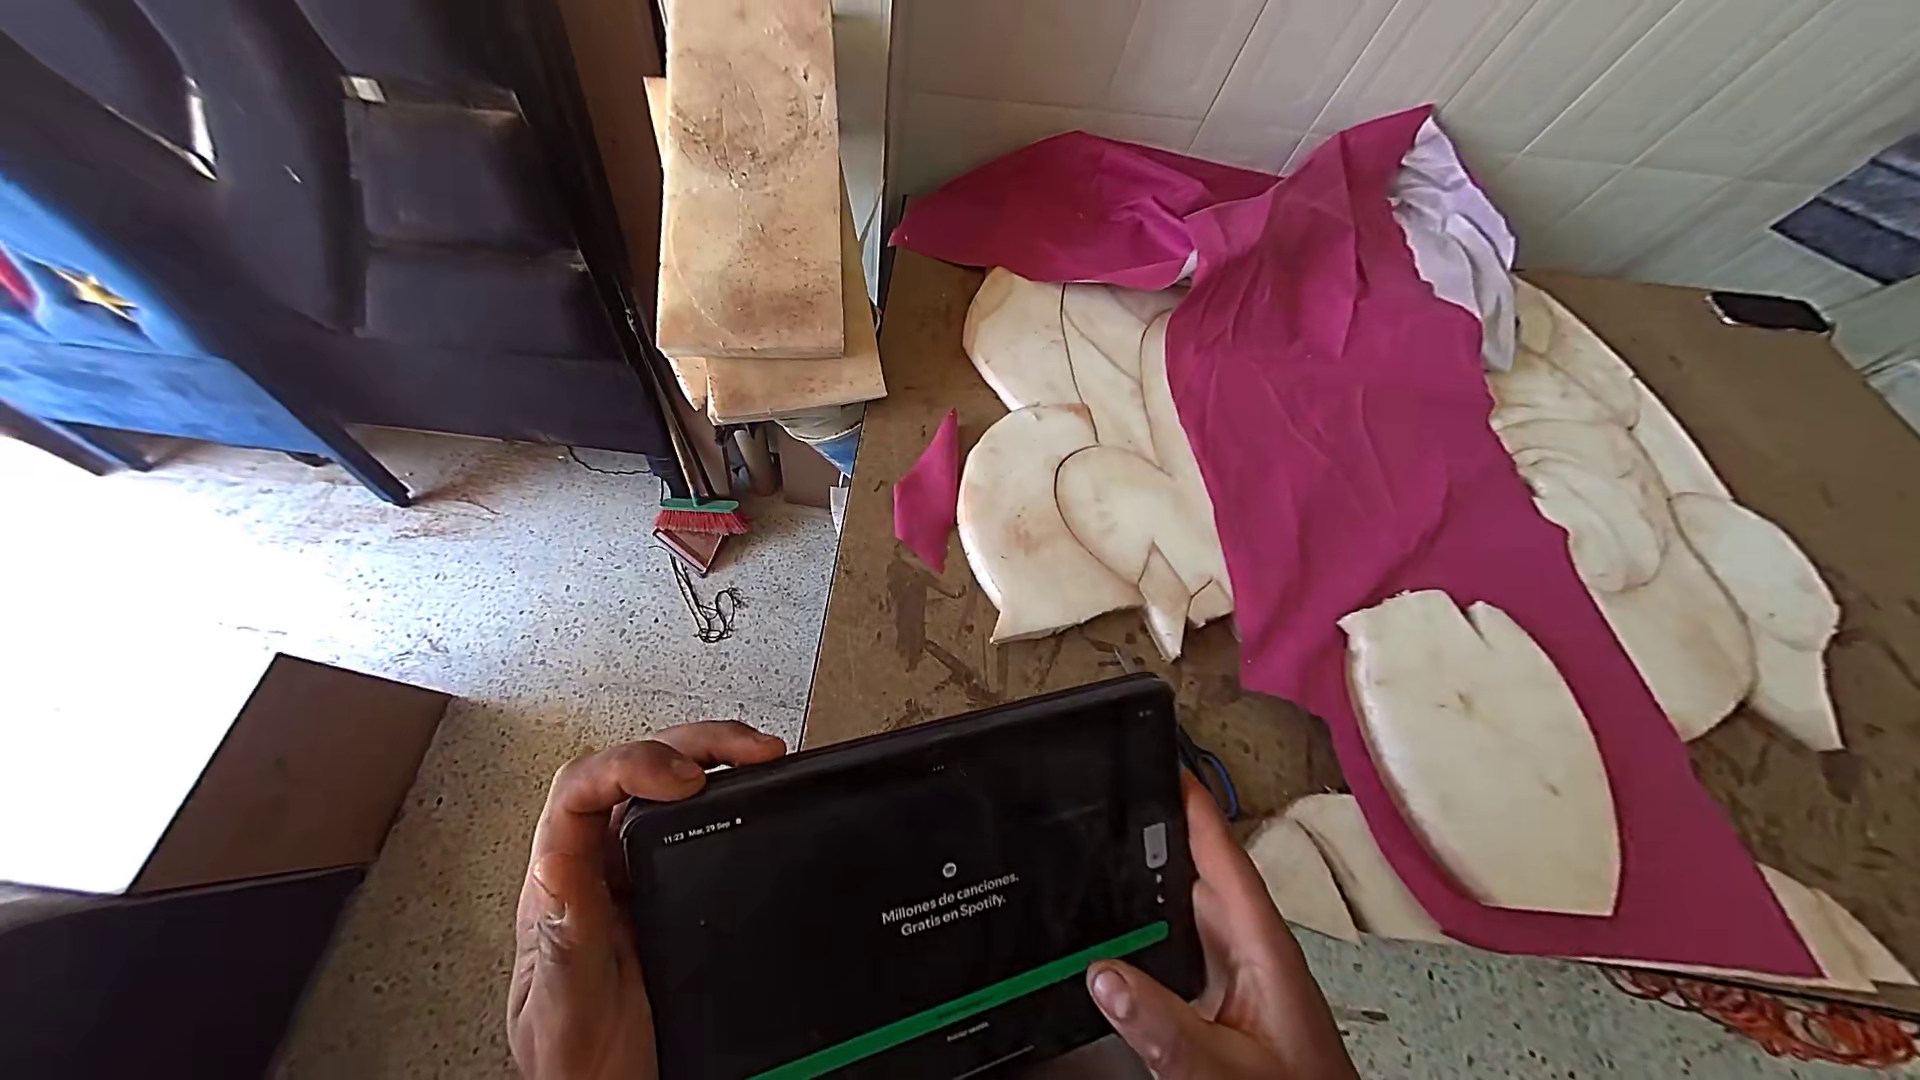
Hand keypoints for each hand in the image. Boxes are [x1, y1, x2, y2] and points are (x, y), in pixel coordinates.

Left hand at [508, 722, 787, 1079]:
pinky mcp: (684, 860)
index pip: (581, 791)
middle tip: (750, 751)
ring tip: (761, 752)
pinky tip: (756, 777)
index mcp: (566, 882)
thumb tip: (554, 862)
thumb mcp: (569, 1010)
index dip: (631, 766)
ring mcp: (645, 855)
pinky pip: (706, 800)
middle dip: (697, 743)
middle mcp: (603, 857)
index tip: (687, 780)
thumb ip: (562, 942)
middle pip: (639, 763)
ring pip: (674, 770)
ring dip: (719, 749)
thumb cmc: (591, 1059)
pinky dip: (735, 778)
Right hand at [1085, 773, 1358, 1078]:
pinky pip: (1173, 933)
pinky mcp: (1218, 990)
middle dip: (1154, 826)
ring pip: (1182, 900)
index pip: (1223, 852)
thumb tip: (1103, 973)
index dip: (1191, 801)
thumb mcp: (1224, 1070)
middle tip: (1110, 794)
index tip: (1162, 762)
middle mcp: (1247, 944)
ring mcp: (1233, 967)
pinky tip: (1119, 917)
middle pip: (1194, 866)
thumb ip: (1164, 1025)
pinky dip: (1146, 915)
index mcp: (1261, 943)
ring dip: (1148, 871)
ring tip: (1101, 842)